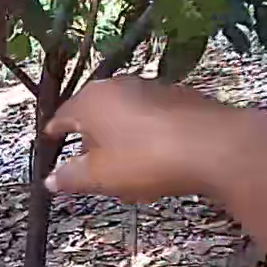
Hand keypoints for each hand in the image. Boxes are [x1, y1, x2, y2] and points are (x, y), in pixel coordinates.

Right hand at [45, 77, 266, 201]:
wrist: (216, 147)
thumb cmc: (149, 159)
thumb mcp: (101, 176)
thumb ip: (72, 177)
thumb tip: (51, 179)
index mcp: (92, 100)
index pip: (62, 116)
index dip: (54, 134)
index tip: (50, 144)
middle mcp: (119, 86)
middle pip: (94, 114)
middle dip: (90, 140)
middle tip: (89, 166)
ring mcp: (151, 89)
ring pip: (124, 116)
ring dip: (119, 139)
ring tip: (125, 169)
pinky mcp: (180, 98)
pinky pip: (150, 119)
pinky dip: (145, 137)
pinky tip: (155, 160)